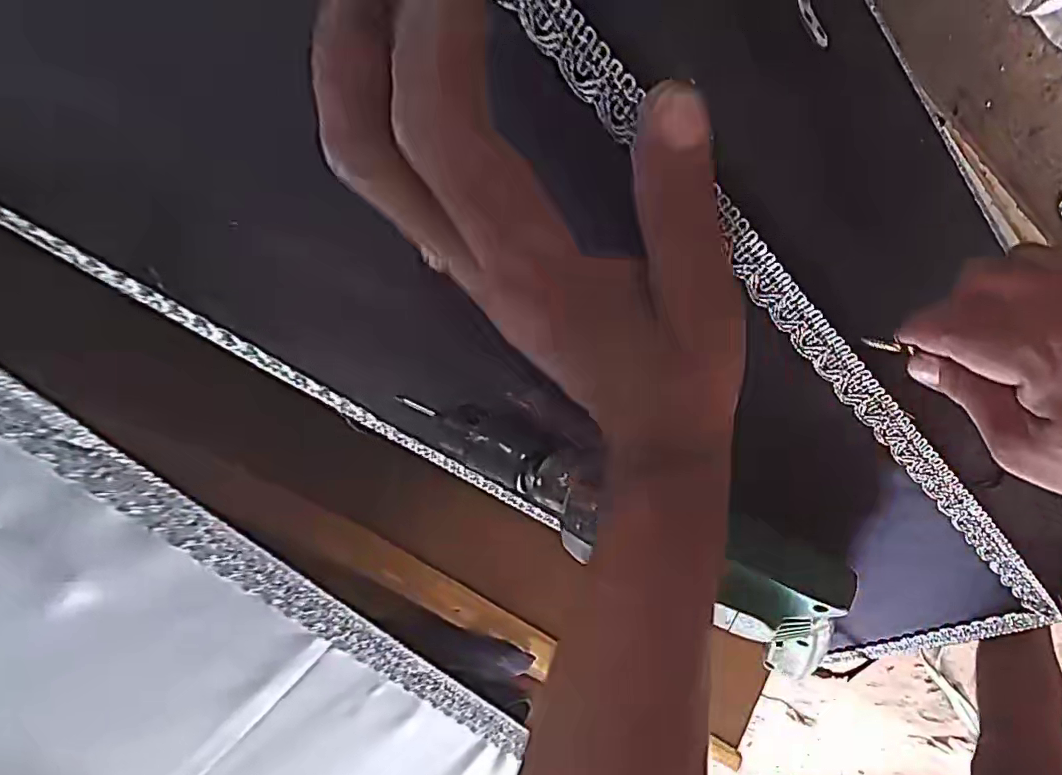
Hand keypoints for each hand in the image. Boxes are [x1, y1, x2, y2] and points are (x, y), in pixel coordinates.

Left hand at [312, 0, 744, 462]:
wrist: (658, 443)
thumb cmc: (682, 383)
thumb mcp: (703, 302)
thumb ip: (684, 207)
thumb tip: (673, 102)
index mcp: (530, 266)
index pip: (444, 133)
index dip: (436, 34)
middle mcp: (478, 268)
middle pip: (368, 148)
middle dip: (358, 40)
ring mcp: (471, 277)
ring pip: (374, 174)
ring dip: (359, 78)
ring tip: (390, 9)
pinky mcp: (483, 283)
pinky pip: (407, 196)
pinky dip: (392, 127)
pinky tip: (421, 90)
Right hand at [898, 246, 1061, 506]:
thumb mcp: (1018, 447)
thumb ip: (968, 396)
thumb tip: (925, 363)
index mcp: (1046, 354)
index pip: (958, 323)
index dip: (922, 331)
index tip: (908, 342)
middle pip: (980, 281)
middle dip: (953, 313)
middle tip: (952, 350)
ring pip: (1013, 261)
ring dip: (990, 295)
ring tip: (996, 337)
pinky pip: (1054, 259)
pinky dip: (1029, 284)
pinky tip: (1034, 321)